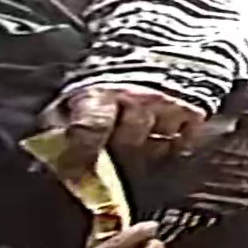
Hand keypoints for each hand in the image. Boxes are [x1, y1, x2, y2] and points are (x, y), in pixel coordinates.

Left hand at [45, 84, 205, 176]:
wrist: (154, 73)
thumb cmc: (105, 97)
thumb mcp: (74, 105)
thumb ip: (62, 129)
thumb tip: (52, 162)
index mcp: (101, 96)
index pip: (92, 128)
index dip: (82, 154)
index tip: (75, 174)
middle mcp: (140, 99)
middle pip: (128, 141)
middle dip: (116, 157)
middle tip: (109, 165)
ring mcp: (171, 106)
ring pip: (157, 145)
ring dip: (144, 154)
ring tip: (136, 152)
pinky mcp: (195, 113)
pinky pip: (183, 142)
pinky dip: (171, 149)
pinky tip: (160, 144)